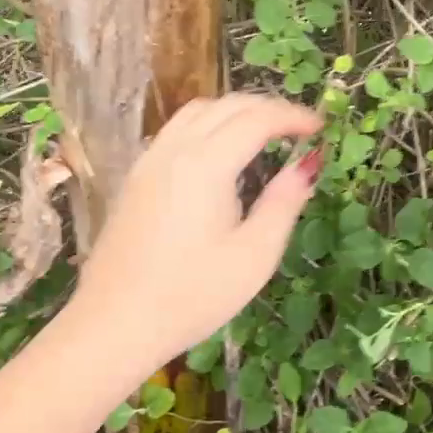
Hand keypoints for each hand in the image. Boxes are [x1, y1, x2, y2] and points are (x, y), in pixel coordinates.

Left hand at [73, 94, 322, 364]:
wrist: (112, 325)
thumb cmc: (190, 297)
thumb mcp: (253, 257)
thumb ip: (283, 204)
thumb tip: (307, 165)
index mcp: (206, 164)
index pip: (257, 119)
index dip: (292, 116)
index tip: (320, 127)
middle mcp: (175, 150)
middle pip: (227, 106)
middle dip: (268, 108)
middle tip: (299, 128)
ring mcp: (150, 160)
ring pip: (198, 111)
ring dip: (235, 111)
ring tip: (264, 133)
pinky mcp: (136, 177)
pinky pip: (177, 129)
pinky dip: (209, 124)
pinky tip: (221, 152)